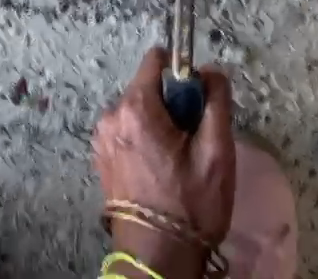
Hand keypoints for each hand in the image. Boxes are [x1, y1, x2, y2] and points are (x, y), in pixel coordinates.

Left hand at [92, 49, 234, 274]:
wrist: (158, 259)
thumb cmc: (190, 205)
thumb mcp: (216, 152)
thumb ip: (216, 101)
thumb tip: (209, 71)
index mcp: (135, 107)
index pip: (156, 60)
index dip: (182, 72)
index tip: (198, 99)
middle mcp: (111, 115)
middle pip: (149, 88)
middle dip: (173, 105)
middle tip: (192, 142)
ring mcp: (102, 137)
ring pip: (140, 111)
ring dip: (160, 124)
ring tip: (178, 162)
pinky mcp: (101, 156)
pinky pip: (128, 131)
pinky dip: (145, 140)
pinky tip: (161, 170)